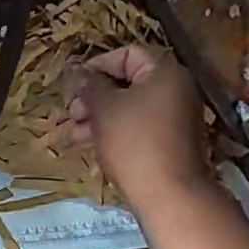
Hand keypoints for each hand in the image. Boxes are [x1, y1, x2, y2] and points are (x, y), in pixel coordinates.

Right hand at [69, 46, 211, 211]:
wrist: (169, 194)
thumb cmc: (134, 144)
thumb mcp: (105, 110)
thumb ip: (90, 86)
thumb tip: (78, 70)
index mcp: (164, 72)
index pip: (127, 54)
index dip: (97, 66)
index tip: (74, 85)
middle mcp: (175, 89)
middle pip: (128, 81)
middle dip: (95, 96)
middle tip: (73, 114)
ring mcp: (175, 117)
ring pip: (130, 107)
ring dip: (100, 117)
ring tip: (78, 135)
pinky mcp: (170, 142)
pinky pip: (139, 127)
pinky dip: (116, 131)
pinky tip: (95, 146)